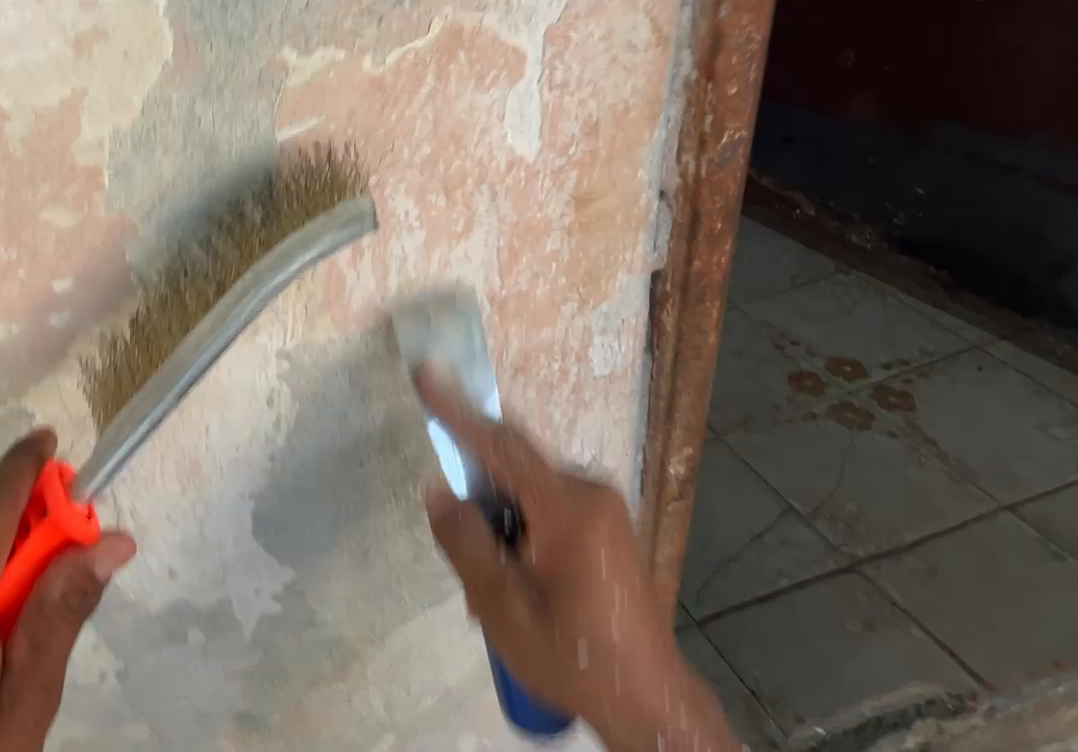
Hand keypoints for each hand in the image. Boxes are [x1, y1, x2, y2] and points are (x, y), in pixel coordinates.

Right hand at [416, 367, 739, 751]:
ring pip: (525, 490)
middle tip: (471, 560)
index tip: (427, 374)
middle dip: (478, 500)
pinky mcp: (605, 524)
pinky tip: (520, 579)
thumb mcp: (503, 607)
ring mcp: (603, 508)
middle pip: (512, 469)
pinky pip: (545, 506)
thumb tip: (438, 489)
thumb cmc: (573, 657)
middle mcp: (591, 494)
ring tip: (497, 586)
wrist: (650, 704)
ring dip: (499, 522)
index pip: (502, 446)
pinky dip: (519, 529)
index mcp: (569, 509)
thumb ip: (464, 541)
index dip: (458, 412)